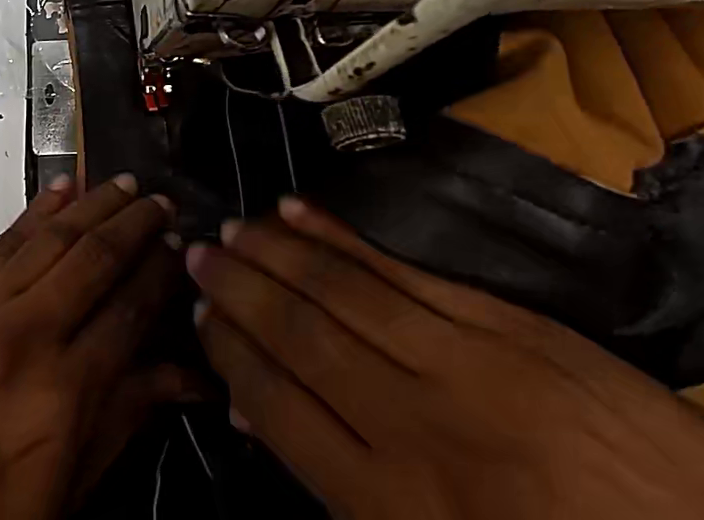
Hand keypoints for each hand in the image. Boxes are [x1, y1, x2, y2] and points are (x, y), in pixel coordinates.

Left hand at [0, 173, 190, 519]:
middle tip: (163, 203)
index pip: (131, 309)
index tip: (182, 250)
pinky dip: (36, 212)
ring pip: (52, 238)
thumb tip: (185, 380)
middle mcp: (28, 337)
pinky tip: (61, 190)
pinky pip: (3, 244)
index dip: (162, 273)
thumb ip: (126, 420)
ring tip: (123, 185)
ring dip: (93, 206)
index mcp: (66, 392)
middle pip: (96, 259)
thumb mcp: (68, 488)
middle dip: (136, 224)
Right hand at [189, 197, 703, 519]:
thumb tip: (262, 411)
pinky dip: (343, 236)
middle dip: (237, 288)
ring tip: (234, 229)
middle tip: (195, 253)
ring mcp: (465, 360)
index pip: (277, 402)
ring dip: (278, 253)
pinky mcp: (507, 322)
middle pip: (299, 333)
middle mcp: (416, 422)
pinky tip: (303, 213)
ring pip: (341, 289)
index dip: (227, 350)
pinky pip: (402, 269)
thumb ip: (342, 486)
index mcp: (396, 504)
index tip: (197, 314)